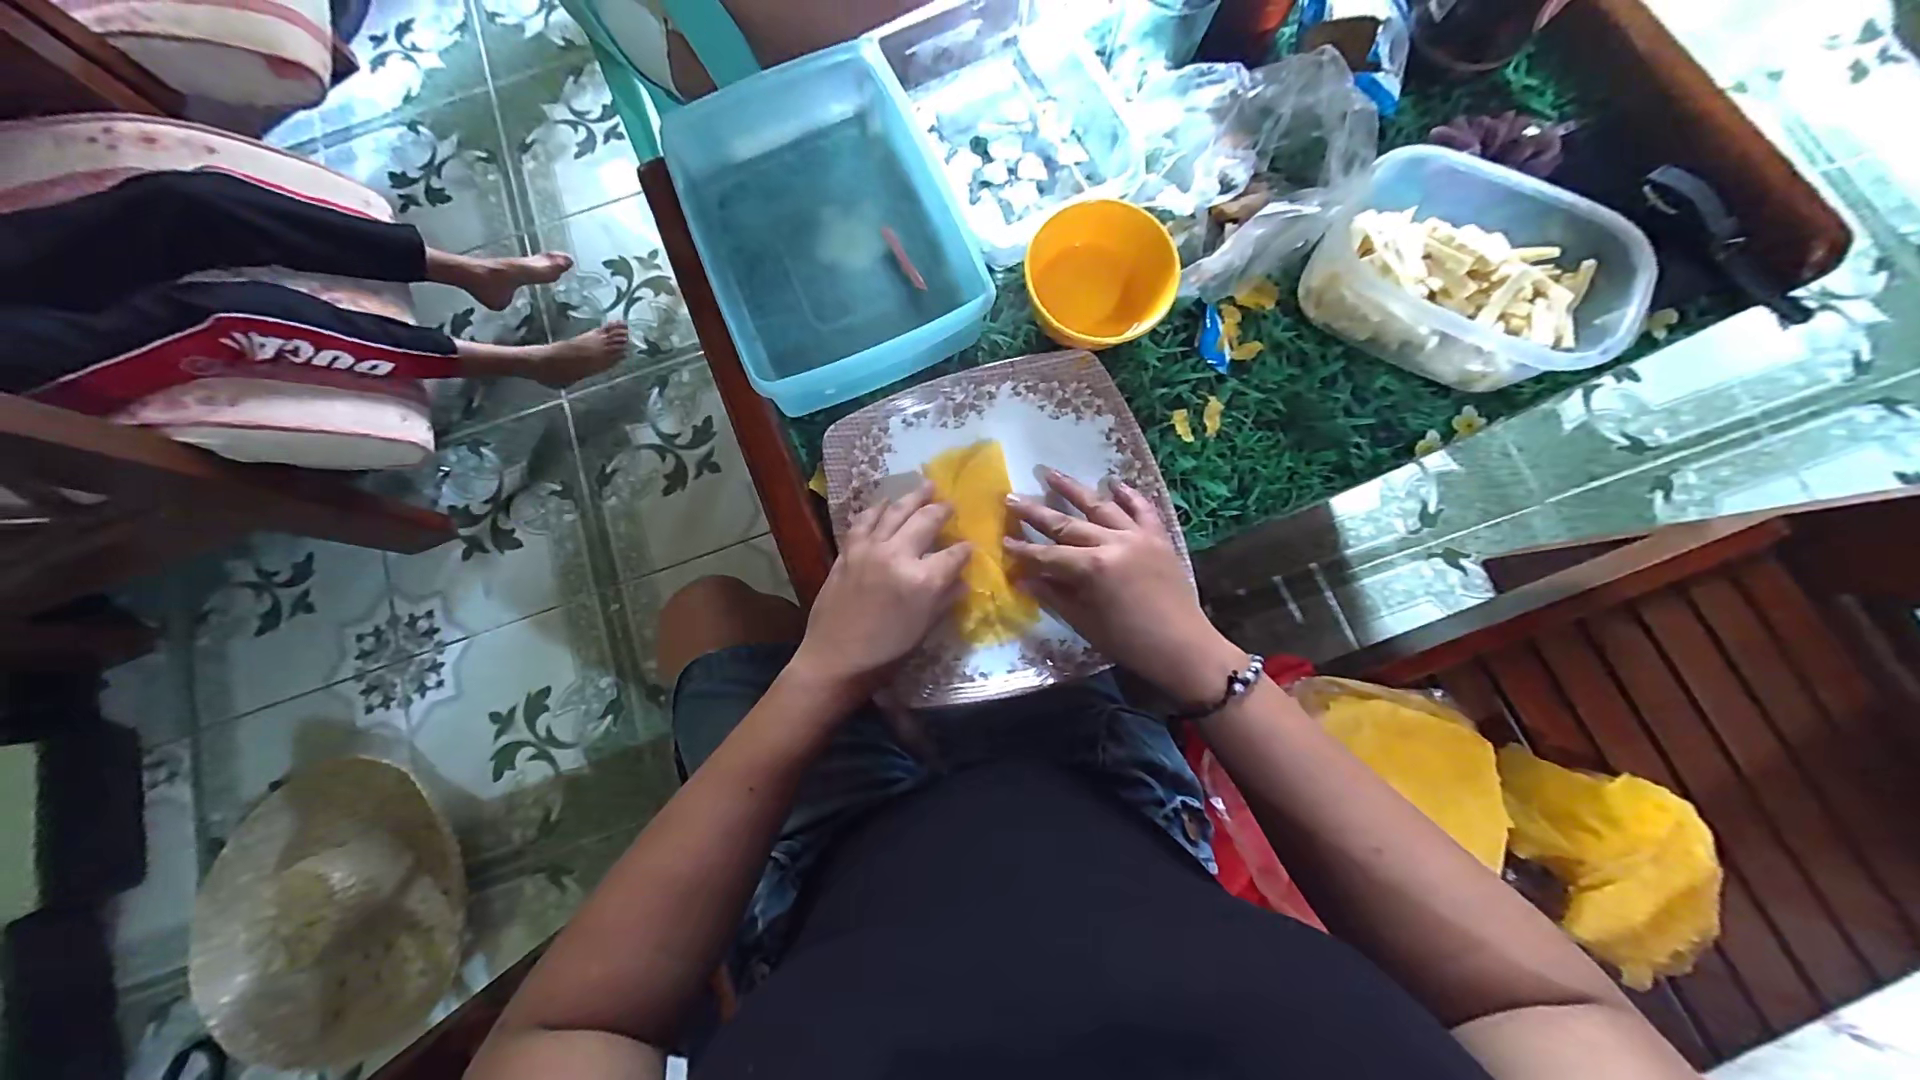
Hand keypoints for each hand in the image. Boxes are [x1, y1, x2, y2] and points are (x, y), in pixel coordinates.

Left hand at [794, 482, 971, 697]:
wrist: (835, 660)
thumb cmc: (886, 654)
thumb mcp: (924, 629)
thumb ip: (944, 599)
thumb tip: (960, 580)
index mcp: (923, 580)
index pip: (954, 554)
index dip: (965, 550)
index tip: (969, 546)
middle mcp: (898, 555)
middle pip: (926, 521)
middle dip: (942, 510)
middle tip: (950, 504)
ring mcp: (870, 549)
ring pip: (895, 511)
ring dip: (913, 497)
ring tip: (926, 485)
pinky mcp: (848, 551)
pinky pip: (864, 521)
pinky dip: (877, 509)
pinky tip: (885, 503)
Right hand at [1006, 469, 1245, 705]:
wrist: (1183, 647)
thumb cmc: (1129, 642)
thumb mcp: (1085, 622)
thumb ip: (1054, 595)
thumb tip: (1023, 578)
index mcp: (1092, 568)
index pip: (1048, 555)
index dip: (1023, 550)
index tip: (1002, 540)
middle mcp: (1113, 543)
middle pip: (1067, 524)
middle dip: (1037, 512)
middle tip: (1012, 498)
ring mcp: (1138, 536)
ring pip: (1100, 506)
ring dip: (1074, 489)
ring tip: (1051, 473)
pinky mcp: (1159, 538)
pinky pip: (1142, 509)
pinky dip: (1129, 495)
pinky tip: (1114, 483)